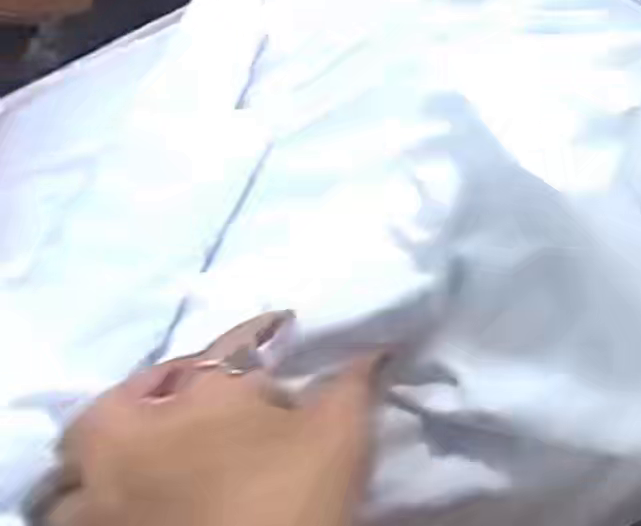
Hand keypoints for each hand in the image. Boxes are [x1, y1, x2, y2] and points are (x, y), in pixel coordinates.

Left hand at [34, 313, 382, 525]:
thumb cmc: (298, 482)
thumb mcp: (344, 421)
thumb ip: (353, 377)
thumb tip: (372, 347)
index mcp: (201, 400)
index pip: (227, 346)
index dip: (257, 329)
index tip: (283, 323)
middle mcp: (136, 443)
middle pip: (114, 405)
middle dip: (151, 385)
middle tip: (194, 380)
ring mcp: (100, 502)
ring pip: (80, 465)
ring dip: (118, 446)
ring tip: (165, 440)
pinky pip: (83, 506)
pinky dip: (107, 490)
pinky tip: (148, 488)